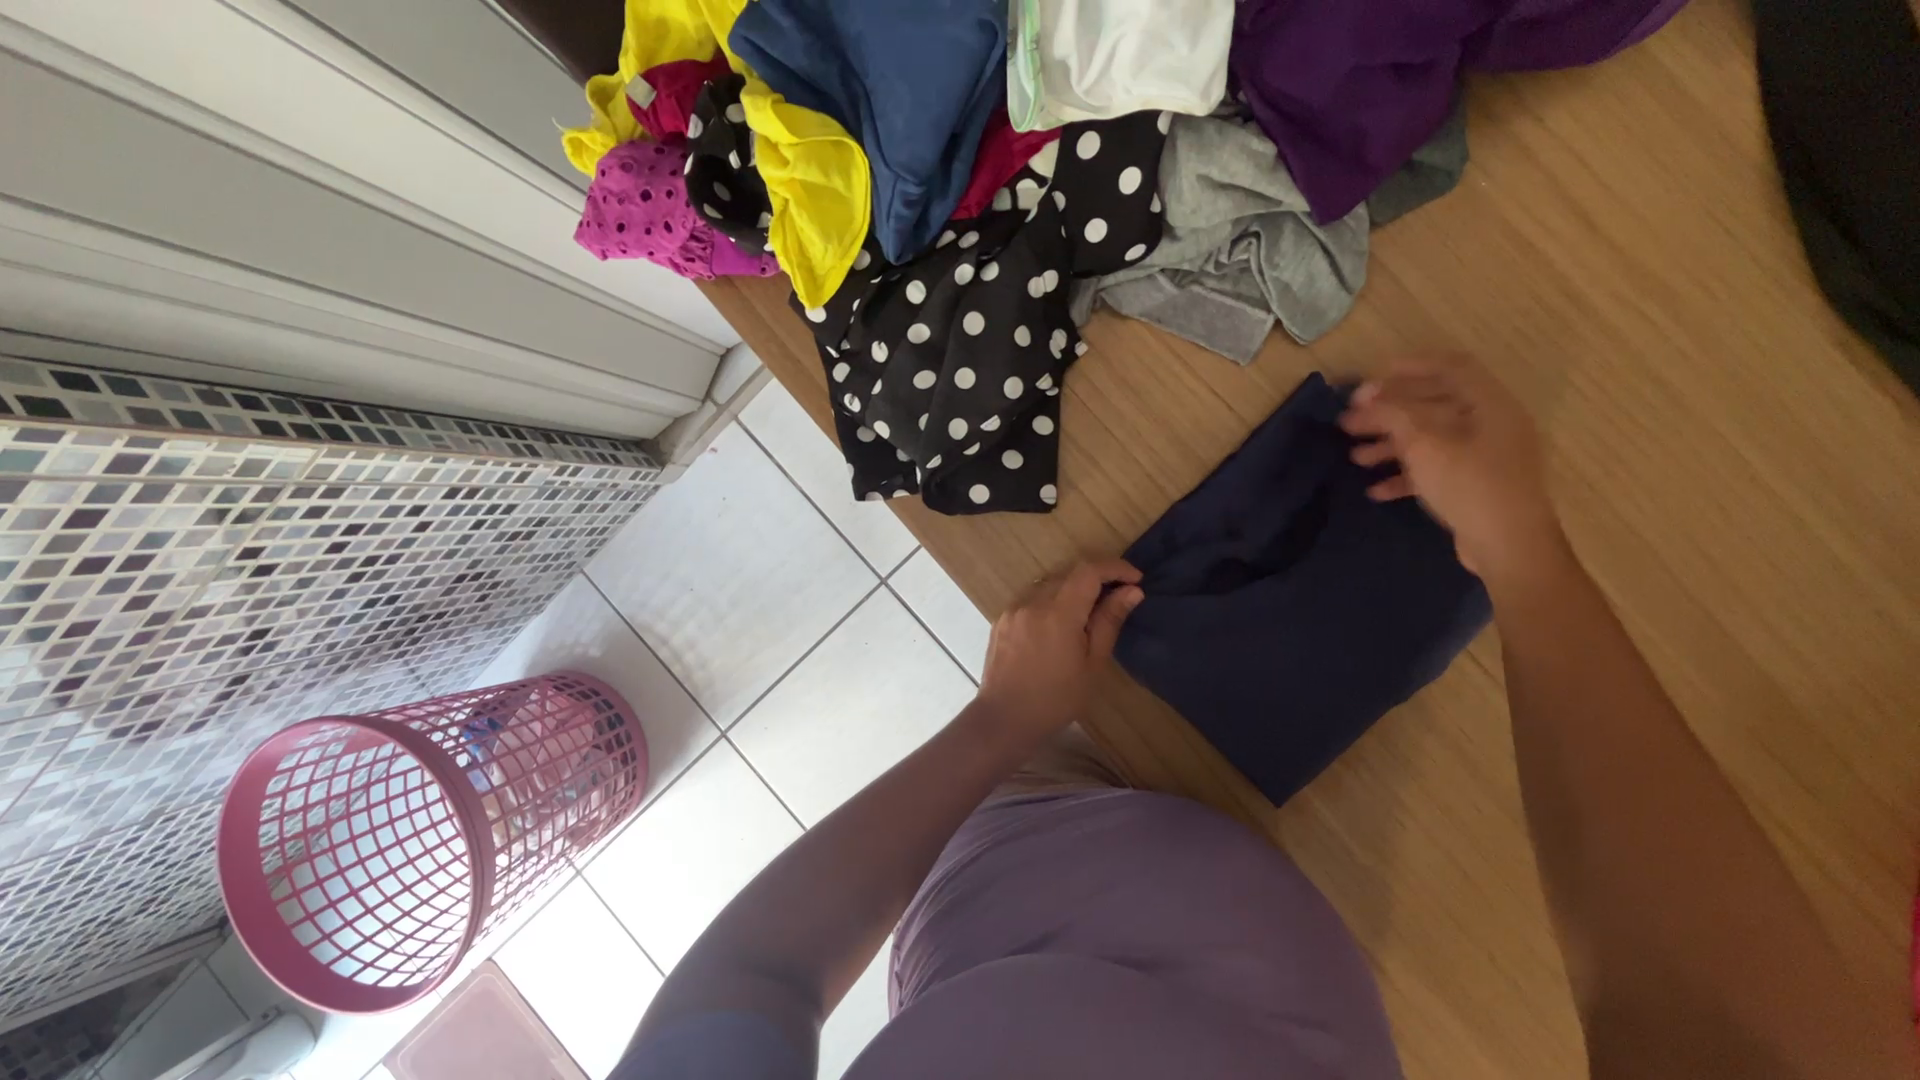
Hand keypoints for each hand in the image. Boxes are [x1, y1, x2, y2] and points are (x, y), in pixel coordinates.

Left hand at [974, 559, 1144, 741]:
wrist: (1005, 719)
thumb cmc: (1056, 699)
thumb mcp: (1092, 664)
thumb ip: (1109, 622)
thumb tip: (1132, 591)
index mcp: (1058, 613)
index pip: (1089, 571)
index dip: (1115, 568)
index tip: (1135, 579)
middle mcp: (1032, 602)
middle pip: (1069, 574)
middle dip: (1096, 579)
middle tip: (1117, 599)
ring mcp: (1013, 610)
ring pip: (1049, 585)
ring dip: (1072, 590)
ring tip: (1088, 616)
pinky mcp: (1001, 620)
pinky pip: (1032, 599)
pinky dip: (1051, 602)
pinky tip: (1058, 627)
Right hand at [1339, 355, 1568, 584]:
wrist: (1509, 546)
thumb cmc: (1469, 484)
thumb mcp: (1424, 444)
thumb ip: (1393, 414)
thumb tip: (1365, 398)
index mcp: (1489, 403)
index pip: (1450, 367)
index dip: (1409, 366)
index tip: (1371, 378)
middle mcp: (1492, 423)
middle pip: (1433, 406)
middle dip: (1387, 413)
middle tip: (1349, 423)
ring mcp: (1486, 456)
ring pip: (1430, 439)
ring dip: (1391, 444)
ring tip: (1355, 457)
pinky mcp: (1477, 485)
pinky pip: (1437, 469)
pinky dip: (1406, 474)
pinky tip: (1377, 489)